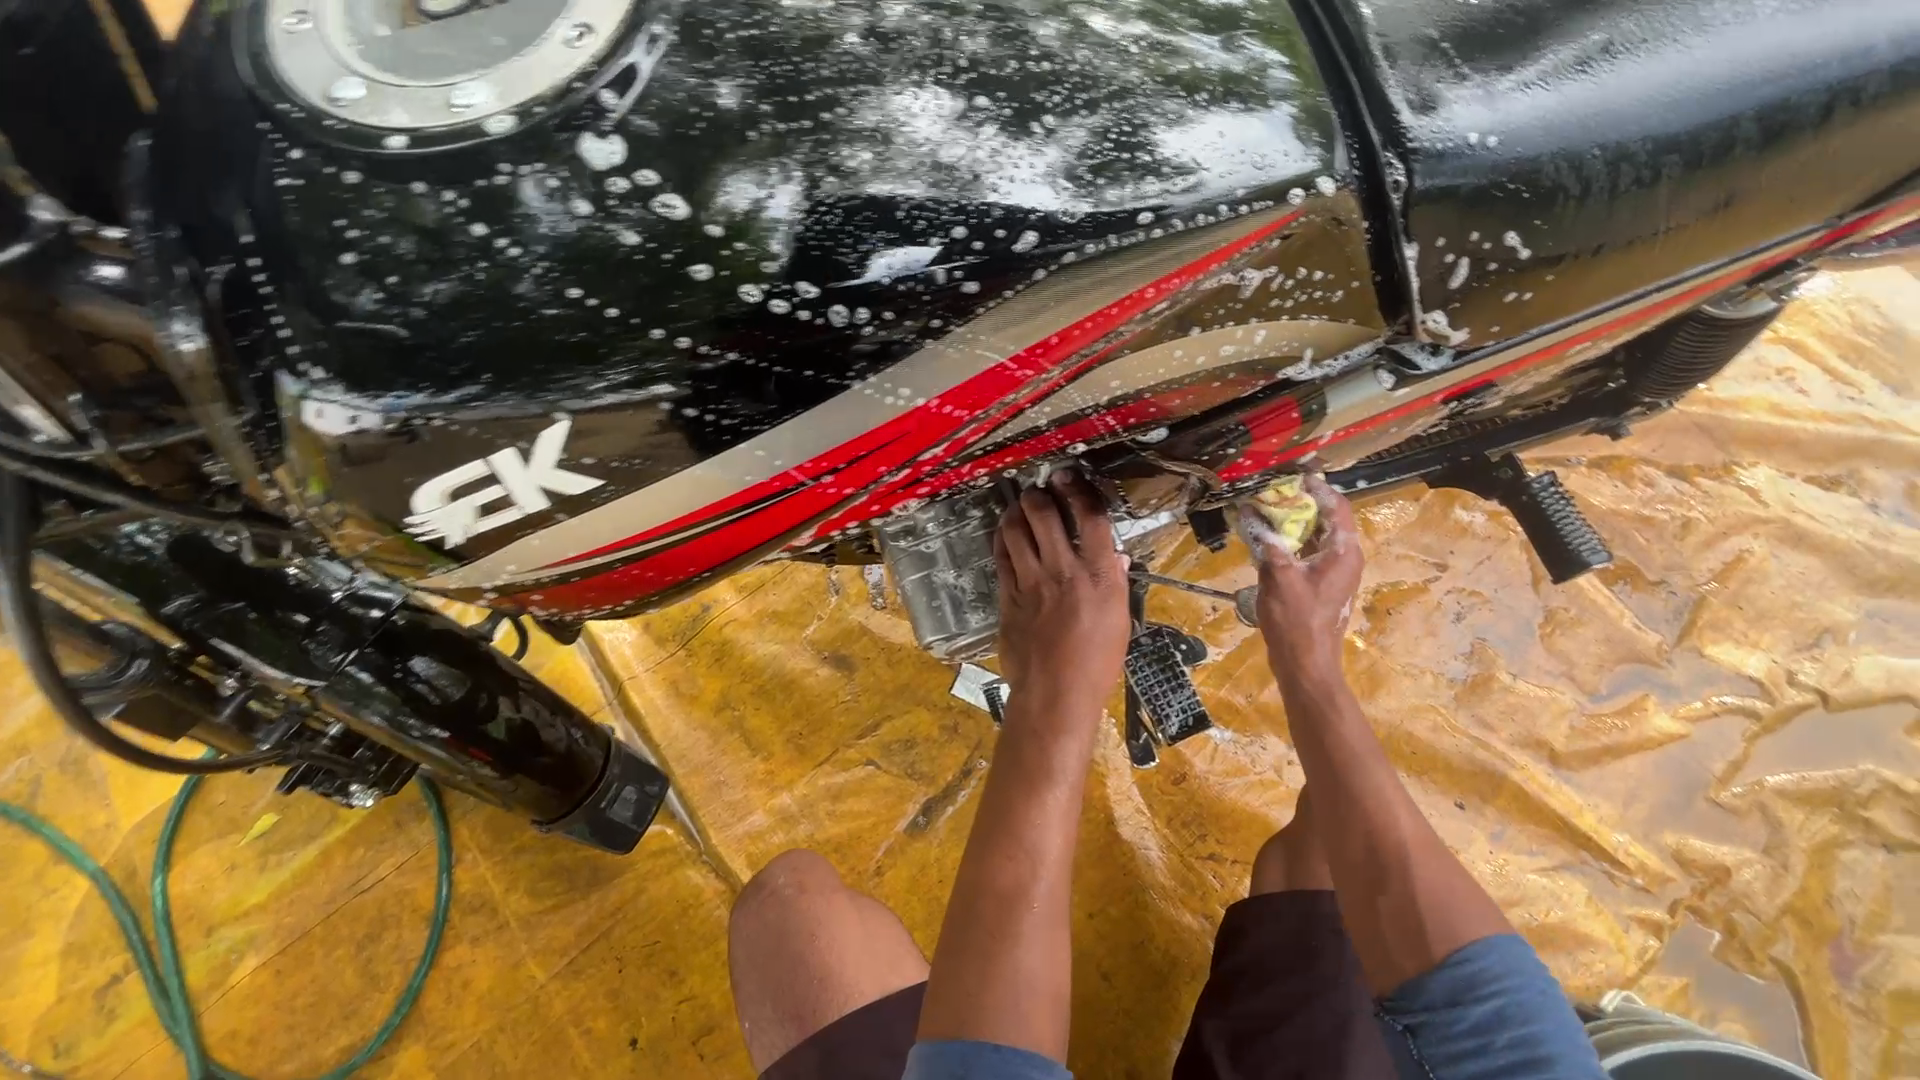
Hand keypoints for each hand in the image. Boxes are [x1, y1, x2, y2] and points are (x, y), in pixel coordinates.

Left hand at [993, 472, 1131, 726]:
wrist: (1056, 693)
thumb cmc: (1097, 662)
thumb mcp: (1119, 619)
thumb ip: (1113, 581)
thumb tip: (1113, 554)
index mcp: (1098, 576)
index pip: (1090, 517)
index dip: (1078, 490)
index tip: (1069, 477)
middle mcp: (1062, 571)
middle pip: (1044, 515)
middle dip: (1039, 493)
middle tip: (1040, 488)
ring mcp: (1030, 583)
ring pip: (1015, 531)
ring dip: (1015, 511)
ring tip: (1020, 505)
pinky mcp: (1007, 597)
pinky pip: (1000, 557)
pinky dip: (1002, 538)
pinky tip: (1005, 533)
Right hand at [1242, 474, 1362, 688]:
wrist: (1305, 662)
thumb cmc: (1296, 620)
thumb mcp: (1278, 577)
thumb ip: (1268, 542)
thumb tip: (1253, 513)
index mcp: (1343, 552)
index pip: (1336, 507)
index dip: (1317, 489)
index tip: (1293, 477)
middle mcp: (1346, 558)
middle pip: (1328, 519)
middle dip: (1302, 504)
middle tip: (1273, 493)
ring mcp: (1336, 572)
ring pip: (1318, 536)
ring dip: (1295, 523)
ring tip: (1268, 511)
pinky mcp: (1323, 584)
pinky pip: (1310, 553)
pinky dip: (1293, 542)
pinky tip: (1269, 539)